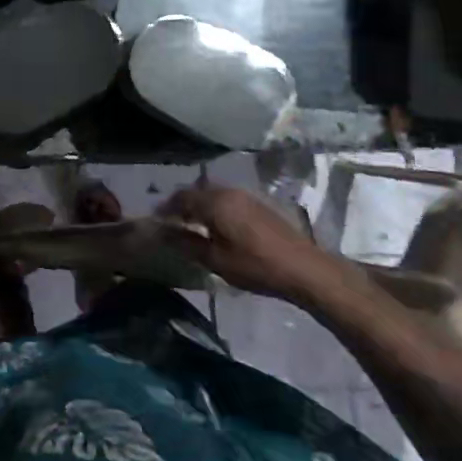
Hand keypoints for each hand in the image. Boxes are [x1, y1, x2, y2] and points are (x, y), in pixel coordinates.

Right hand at [164, 184, 351, 300]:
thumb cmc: (255, 265)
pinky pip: (228, 199)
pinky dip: (215, 207)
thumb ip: (186, 243)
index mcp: (215, 202)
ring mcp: (246, 196)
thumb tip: (162, 233)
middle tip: (172, 222)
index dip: (165, 209)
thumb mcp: (215, 260)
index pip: (180, 198)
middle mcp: (229, 192)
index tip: (156, 223)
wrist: (305, 269)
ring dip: (199, 205)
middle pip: (196, 191)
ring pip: (213, 194)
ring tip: (193, 225)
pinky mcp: (259, 205)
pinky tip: (217, 226)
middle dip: (181, 204)